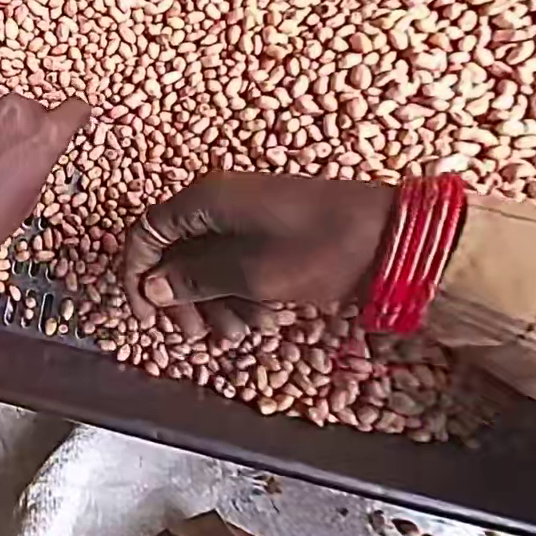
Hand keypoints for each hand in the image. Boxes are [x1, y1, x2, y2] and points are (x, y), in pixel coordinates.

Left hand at [0, 93, 90, 242]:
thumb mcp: (32, 192)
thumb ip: (39, 157)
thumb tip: (32, 149)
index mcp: (45, 133)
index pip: (73, 109)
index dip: (70, 116)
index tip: (65, 119)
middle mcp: (15, 109)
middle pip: (25, 108)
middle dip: (17, 127)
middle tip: (2, 155)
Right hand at [120, 172, 395, 340]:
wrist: (397, 236)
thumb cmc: (320, 251)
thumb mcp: (251, 274)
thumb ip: (194, 280)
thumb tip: (150, 289)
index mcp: (205, 200)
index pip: (146, 234)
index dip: (137, 276)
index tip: (146, 316)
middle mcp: (216, 201)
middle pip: (174, 252)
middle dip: (181, 298)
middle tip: (195, 335)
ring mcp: (242, 213)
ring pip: (204, 261)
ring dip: (214, 301)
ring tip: (241, 333)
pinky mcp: (265, 227)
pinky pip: (233, 260)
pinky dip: (239, 291)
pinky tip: (263, 319)